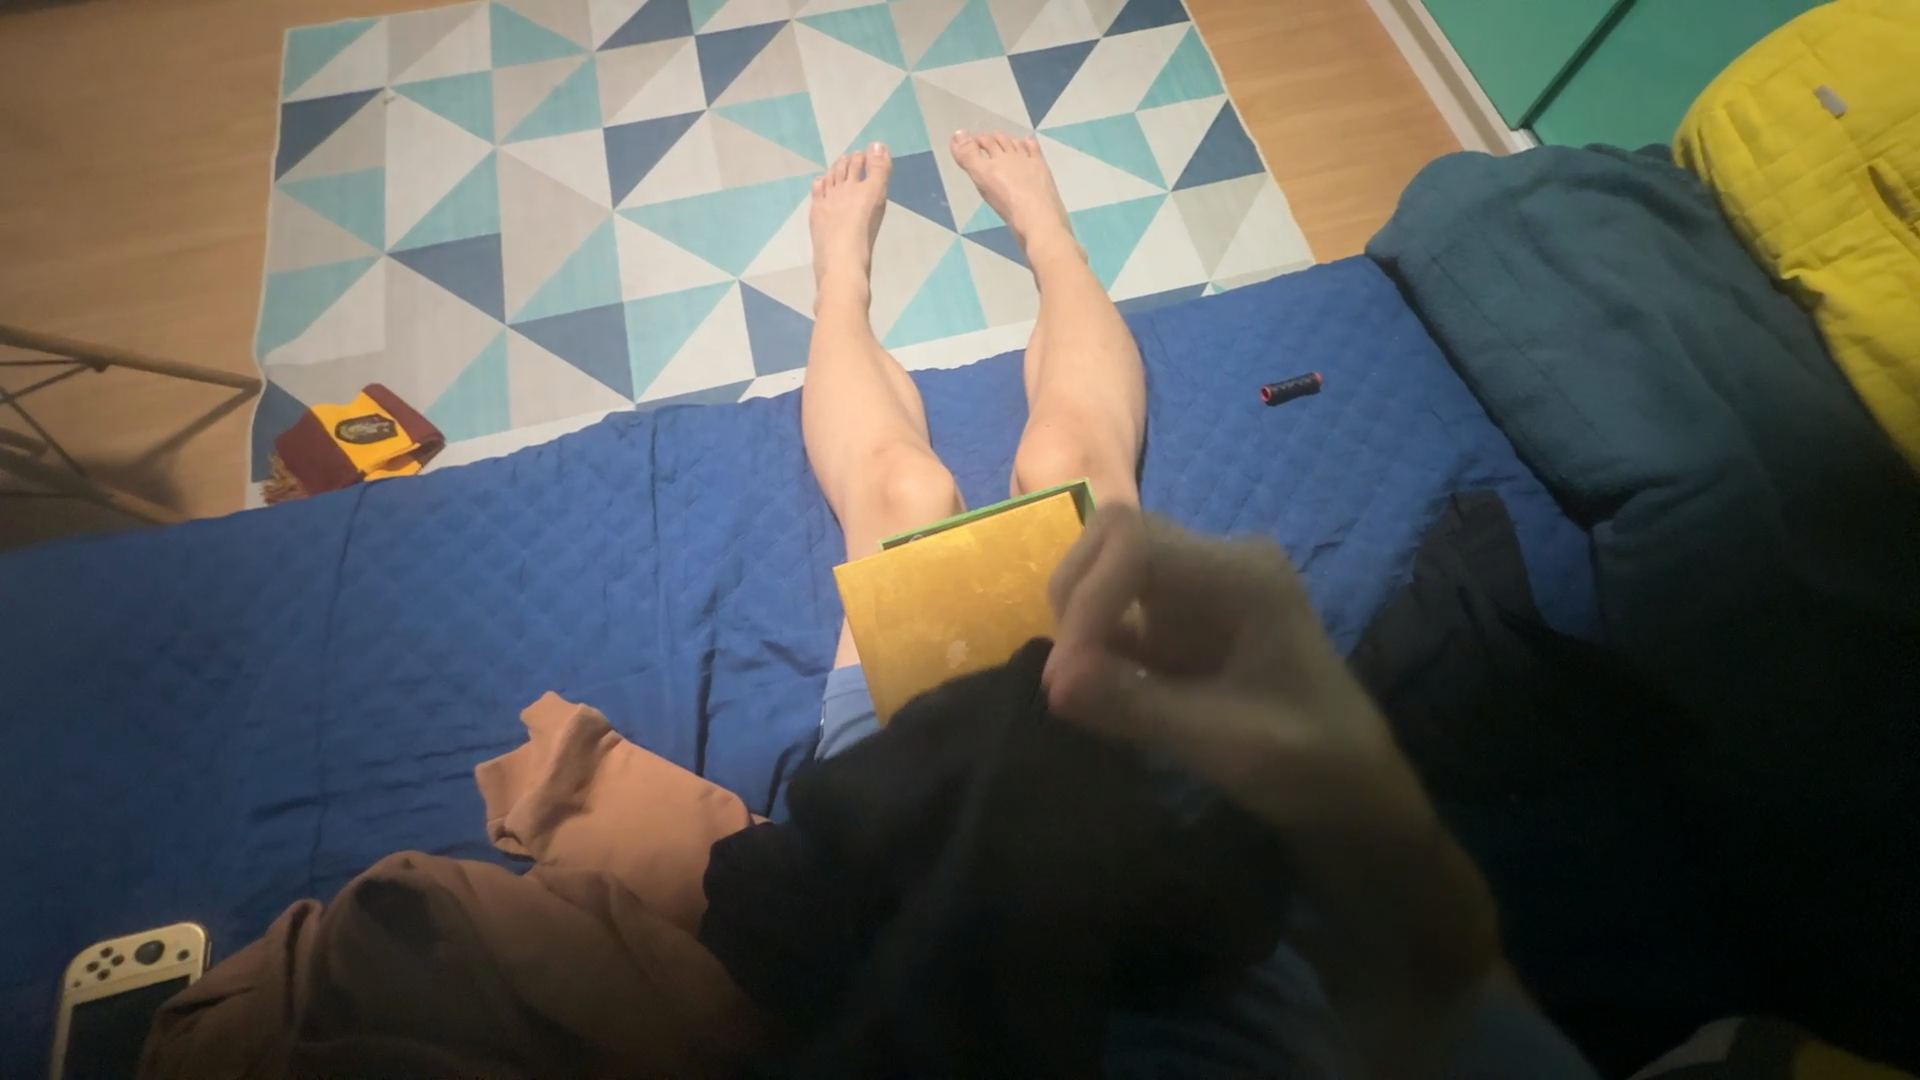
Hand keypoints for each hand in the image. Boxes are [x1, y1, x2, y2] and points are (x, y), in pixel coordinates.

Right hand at [1044, 505, 1425, 841]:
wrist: (1346, 786)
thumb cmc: (1306, 763)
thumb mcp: (1226, 744)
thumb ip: (1137, 707)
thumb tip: (1054, 683)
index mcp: (1241, 576)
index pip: (1137, 545)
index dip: (1089, 597)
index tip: (1067, 673)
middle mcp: (1214, 563)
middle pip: (1115, 536)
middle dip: (1076, 599)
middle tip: (1066, 676)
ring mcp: (1193, 585)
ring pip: (1106, 563)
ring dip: (1079, 618)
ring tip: (1078, 686)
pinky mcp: (1176, 615)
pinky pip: (1115, 604)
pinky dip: (1091, 639)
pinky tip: (1094, 688)